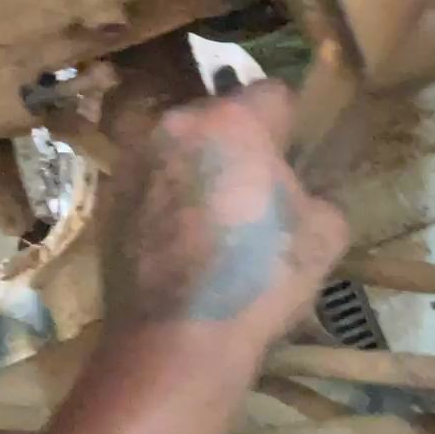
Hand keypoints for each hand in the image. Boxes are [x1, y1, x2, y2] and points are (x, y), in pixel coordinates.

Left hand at [102, 81, 349, 347]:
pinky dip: (168, 198)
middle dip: (242, 145)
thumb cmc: (261, 279)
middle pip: (221, 117)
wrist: (177, 341)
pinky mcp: (108, 198)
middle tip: (257, 196)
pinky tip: (182, 244)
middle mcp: (175, 124)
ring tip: (214, 224)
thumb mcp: (326, 235)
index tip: (295, 162)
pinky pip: (152, 181)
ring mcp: (134, 160)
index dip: (292, 126)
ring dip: (201, 168)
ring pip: (182, 147)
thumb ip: (322, 195)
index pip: (274, 92)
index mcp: (232, 120)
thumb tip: (304, 196)